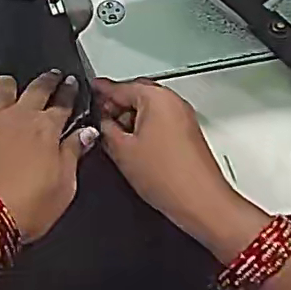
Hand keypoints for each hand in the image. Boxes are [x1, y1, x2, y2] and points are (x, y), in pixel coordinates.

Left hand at [0, 73, 96, 240]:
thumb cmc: (22, 207)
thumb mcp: (63, 187)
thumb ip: (73, 154)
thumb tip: (85, 135)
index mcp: (47, 129)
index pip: (64, 103)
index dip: (70, 92)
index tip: (72, 84)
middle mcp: (20, 117)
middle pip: (38, 88)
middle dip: (49, 79)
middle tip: (54, 76)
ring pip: (4, 87)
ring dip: (13, 83)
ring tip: (16, 82)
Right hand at [93, 78, 263, 250]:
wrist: (201, 203)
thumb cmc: (171, 178)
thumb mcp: (121, 150)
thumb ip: (104, 128)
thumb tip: (101, 121)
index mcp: (156, 97)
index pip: (119, 86)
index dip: (100, 91)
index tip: (90, 92)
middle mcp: (173, 102)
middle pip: (135, 94)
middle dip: (116, 107)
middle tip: (99, 121)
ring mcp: (183, 117)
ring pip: (147, 109)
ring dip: (130, 119)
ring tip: (117, 141)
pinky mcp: (187, 132)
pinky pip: (159, 121)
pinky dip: (144, 129)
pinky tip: (134, 149)